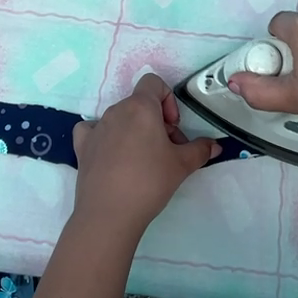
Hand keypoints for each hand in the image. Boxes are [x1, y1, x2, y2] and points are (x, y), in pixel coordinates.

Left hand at [70, 73, 218, 234]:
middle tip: (166, 151)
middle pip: (140, 104)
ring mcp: (97, 128)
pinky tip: (110, 155)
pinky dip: (104, 137)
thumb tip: (215, 145)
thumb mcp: (182, 165)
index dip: (168, 100)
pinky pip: (92, 130)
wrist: (109, 215)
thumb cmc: (149, 182)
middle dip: (156, 122)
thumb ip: (200, 150)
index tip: (172, 127)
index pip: (154, 82)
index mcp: (140, 107)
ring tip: (143, 161)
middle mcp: (116, 110)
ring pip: (121, 118)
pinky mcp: (82, 147)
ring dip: (135, 131)